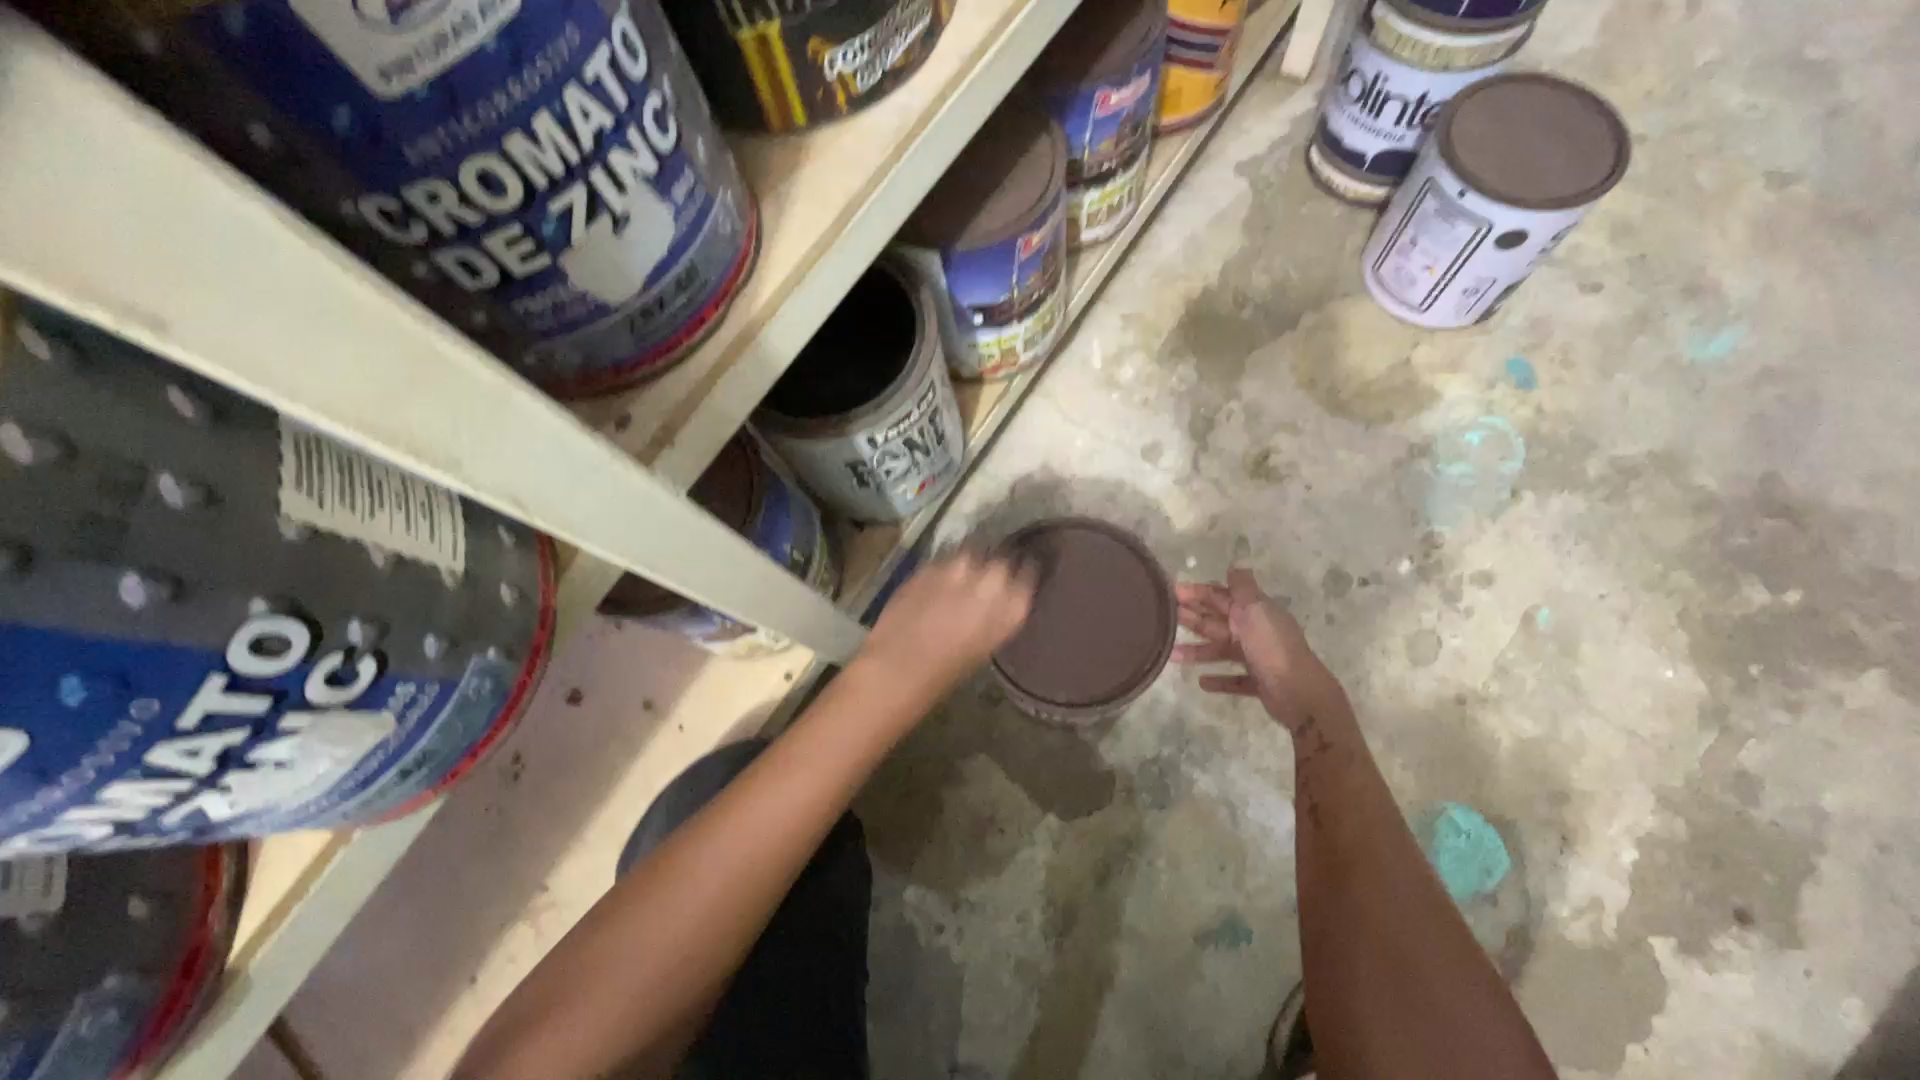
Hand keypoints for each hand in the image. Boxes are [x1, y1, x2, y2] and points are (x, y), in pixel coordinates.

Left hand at [858, 551, 1036, 702]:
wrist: (901, 665)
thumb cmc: (948, 670)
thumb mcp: (988, 644)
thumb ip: (999, 614)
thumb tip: (998, 599)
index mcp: (1014, 606)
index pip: (1030, 573)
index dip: (1023, 572)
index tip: (1018, 575)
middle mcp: (993, 580)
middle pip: (1002, 560)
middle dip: (996, 566)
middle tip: (986, 579)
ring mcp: (960, 567)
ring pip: (972, 554)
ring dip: (969, 563)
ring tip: (961, 577)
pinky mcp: (931, 563)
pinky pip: (945, 559)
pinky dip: (945, 568)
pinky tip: (937, 582)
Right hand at [1174, 568, 1346, 733]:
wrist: (1298, 693)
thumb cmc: (1272, 648)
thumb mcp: (1256, 611)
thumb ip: (1243, 588)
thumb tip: (1236, 565)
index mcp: (1256, 612)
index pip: (1223, 597)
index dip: (1199, 593)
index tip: (1173, 592)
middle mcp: (1257, 632)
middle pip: (1219, 623)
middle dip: (1194, 619)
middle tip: (1165, 618)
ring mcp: (1258, 658)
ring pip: (1222, 651)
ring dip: (1198, 651)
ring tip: (1172, 654)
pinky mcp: (1258, 683)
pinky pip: (1234, 680)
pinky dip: (1219, 679)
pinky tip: (1201, 682)